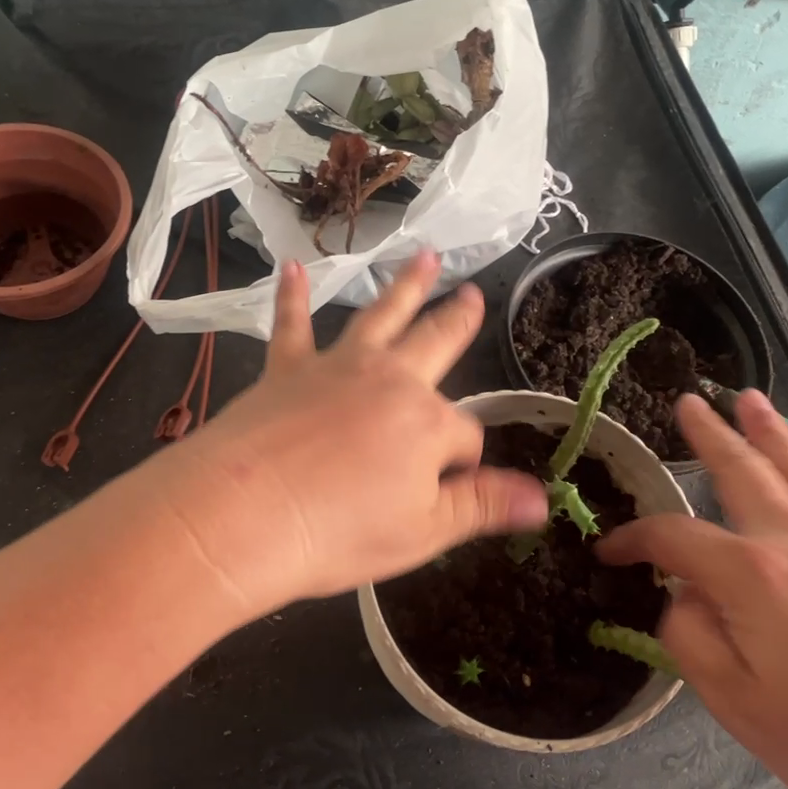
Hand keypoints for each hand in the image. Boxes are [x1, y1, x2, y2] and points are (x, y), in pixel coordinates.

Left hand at [135, 250, 548, 620]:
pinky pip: (292, 324)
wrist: (244, 515)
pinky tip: (293, 268)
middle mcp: (390, 381)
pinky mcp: (287, 368)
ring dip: (403, 287)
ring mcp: (337, 367)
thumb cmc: (340, 531)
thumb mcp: (425, 532)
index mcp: (428, 424)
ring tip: (424, 256)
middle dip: (457, 320)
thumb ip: (483, 507)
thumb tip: (543, 499)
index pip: (466, 437)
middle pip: (436, 343)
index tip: (451, 488)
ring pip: (379, 317)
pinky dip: (293, 297)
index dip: (465, 464)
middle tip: (472, 293)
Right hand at [602, 392, 787, 788]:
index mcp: (751, 575)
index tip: (607, 552)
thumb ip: (689, 635)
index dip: (634, 540)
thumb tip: (683, 596)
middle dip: (713, 436)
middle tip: (690, 402)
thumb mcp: (731, 700)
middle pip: (746, 474)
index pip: (675, 538)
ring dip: (773, 435)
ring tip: (752, 400)